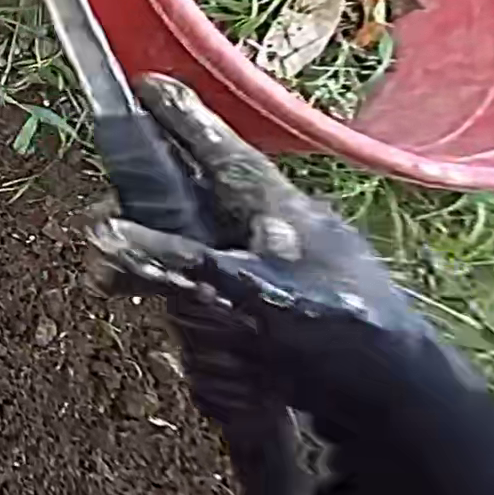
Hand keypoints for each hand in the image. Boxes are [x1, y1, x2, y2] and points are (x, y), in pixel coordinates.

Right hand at [91, 74, 472, 440]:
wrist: (395, 411)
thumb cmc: (340, 334)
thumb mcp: (255, 291)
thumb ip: (175, 259)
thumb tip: (100, 229)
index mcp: (275, 206)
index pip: (217, 148)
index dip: (181, 116)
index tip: (145, 82)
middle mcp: (257, 226)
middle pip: (181, 195)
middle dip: (133, 205)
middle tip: (99, 223)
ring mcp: (249, 263)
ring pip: (175, 238)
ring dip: (134, 254)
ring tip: (105, 278)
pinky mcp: (241, 298)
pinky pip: (182, 278)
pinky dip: (154, 285)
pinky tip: (131, 299)